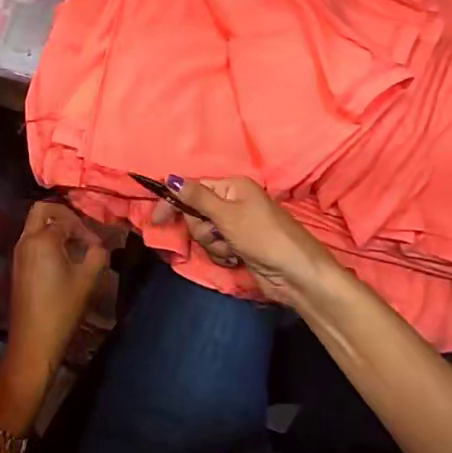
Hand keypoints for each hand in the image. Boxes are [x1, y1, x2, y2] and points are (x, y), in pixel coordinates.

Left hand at [0, 201, 109, 431]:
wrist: (34, 340)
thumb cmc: (62, 308)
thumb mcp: (88, 279)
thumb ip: (97, 254)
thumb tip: (99, 246)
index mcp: (41, 239)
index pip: (65, 219)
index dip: (85, 229)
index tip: (98, 247)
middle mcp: (25, 240)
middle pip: (42, 210)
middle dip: (64, 215)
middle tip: (83, 230)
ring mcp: (18, 253)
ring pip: (35, 225)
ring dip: (56, 228)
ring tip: (77, 247)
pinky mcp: (18, 266)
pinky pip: (33, 241)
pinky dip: (48, 241)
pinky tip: (64, 259)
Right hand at [152, 175, 340, 305]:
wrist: (295, 273)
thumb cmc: (263, 237)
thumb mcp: (227, 215)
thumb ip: (196, 197)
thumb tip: (170, 178)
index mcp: (231, 186)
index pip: (192, 188)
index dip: (173, 202)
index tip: (156, 220)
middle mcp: (232, 202)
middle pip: (195, 212)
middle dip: (200, 228)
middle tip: (216, 234)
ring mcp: (235, 225)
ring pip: (203, 232)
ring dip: (212, 244)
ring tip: (231, 249)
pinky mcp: (238, 245)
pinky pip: (215, 246)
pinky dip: (221, 254)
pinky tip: (236, 259)